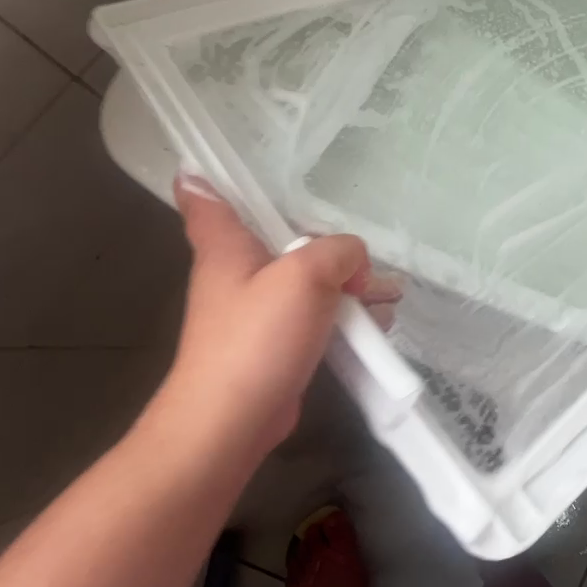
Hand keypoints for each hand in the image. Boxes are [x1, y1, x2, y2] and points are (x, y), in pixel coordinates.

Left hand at [145, 176, 400, 466]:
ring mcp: (256, 314)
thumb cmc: (256, 340)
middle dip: (327, 244)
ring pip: (309, 281)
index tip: (201, 162)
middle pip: (283, 241)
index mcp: (229, 249)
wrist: (230, 424)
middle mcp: (238, 275)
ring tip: (385, 296)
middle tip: (363, 257)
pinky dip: (346, 318)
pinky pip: (316, 317)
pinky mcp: (275, 346)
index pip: (208, 203)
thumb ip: (340, 250)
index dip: (205, 179)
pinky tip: (375, 326)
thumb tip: (354, 264)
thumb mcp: (307, 275)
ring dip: (348, 286)